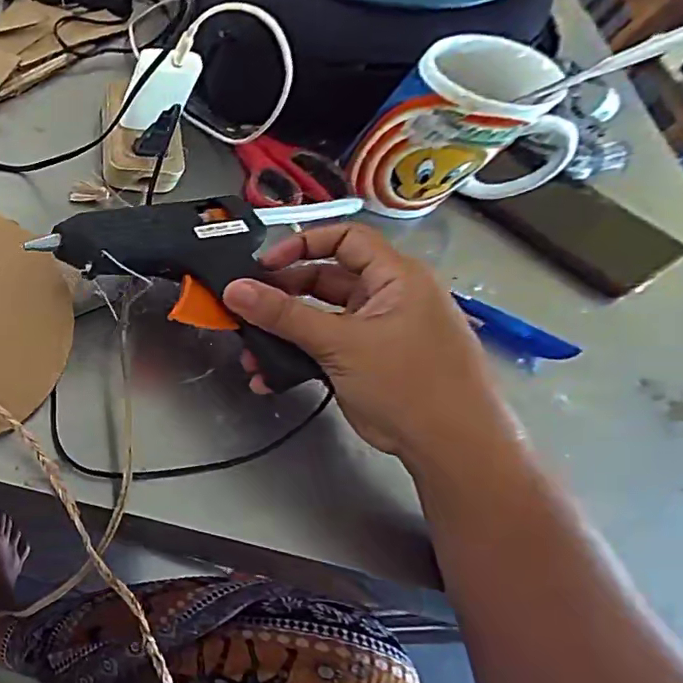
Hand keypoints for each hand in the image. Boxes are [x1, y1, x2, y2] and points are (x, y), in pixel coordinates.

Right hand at [221, 222, 516, 464]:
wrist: (448, 443)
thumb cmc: (410, 383)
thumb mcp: (340, 343)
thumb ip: (283, 315)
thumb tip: (235, 290)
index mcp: (395, 278)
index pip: (346, 239)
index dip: (302, 244)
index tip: (262, 267)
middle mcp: (385, 298)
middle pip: (321, 280)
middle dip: (280, 296)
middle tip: (245, 310)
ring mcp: (373, 330)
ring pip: (315, 317)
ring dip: (279, 333)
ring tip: (251, 352)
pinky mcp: (361, 360)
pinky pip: (317, 347)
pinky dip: (292, 357)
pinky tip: (268, 376)